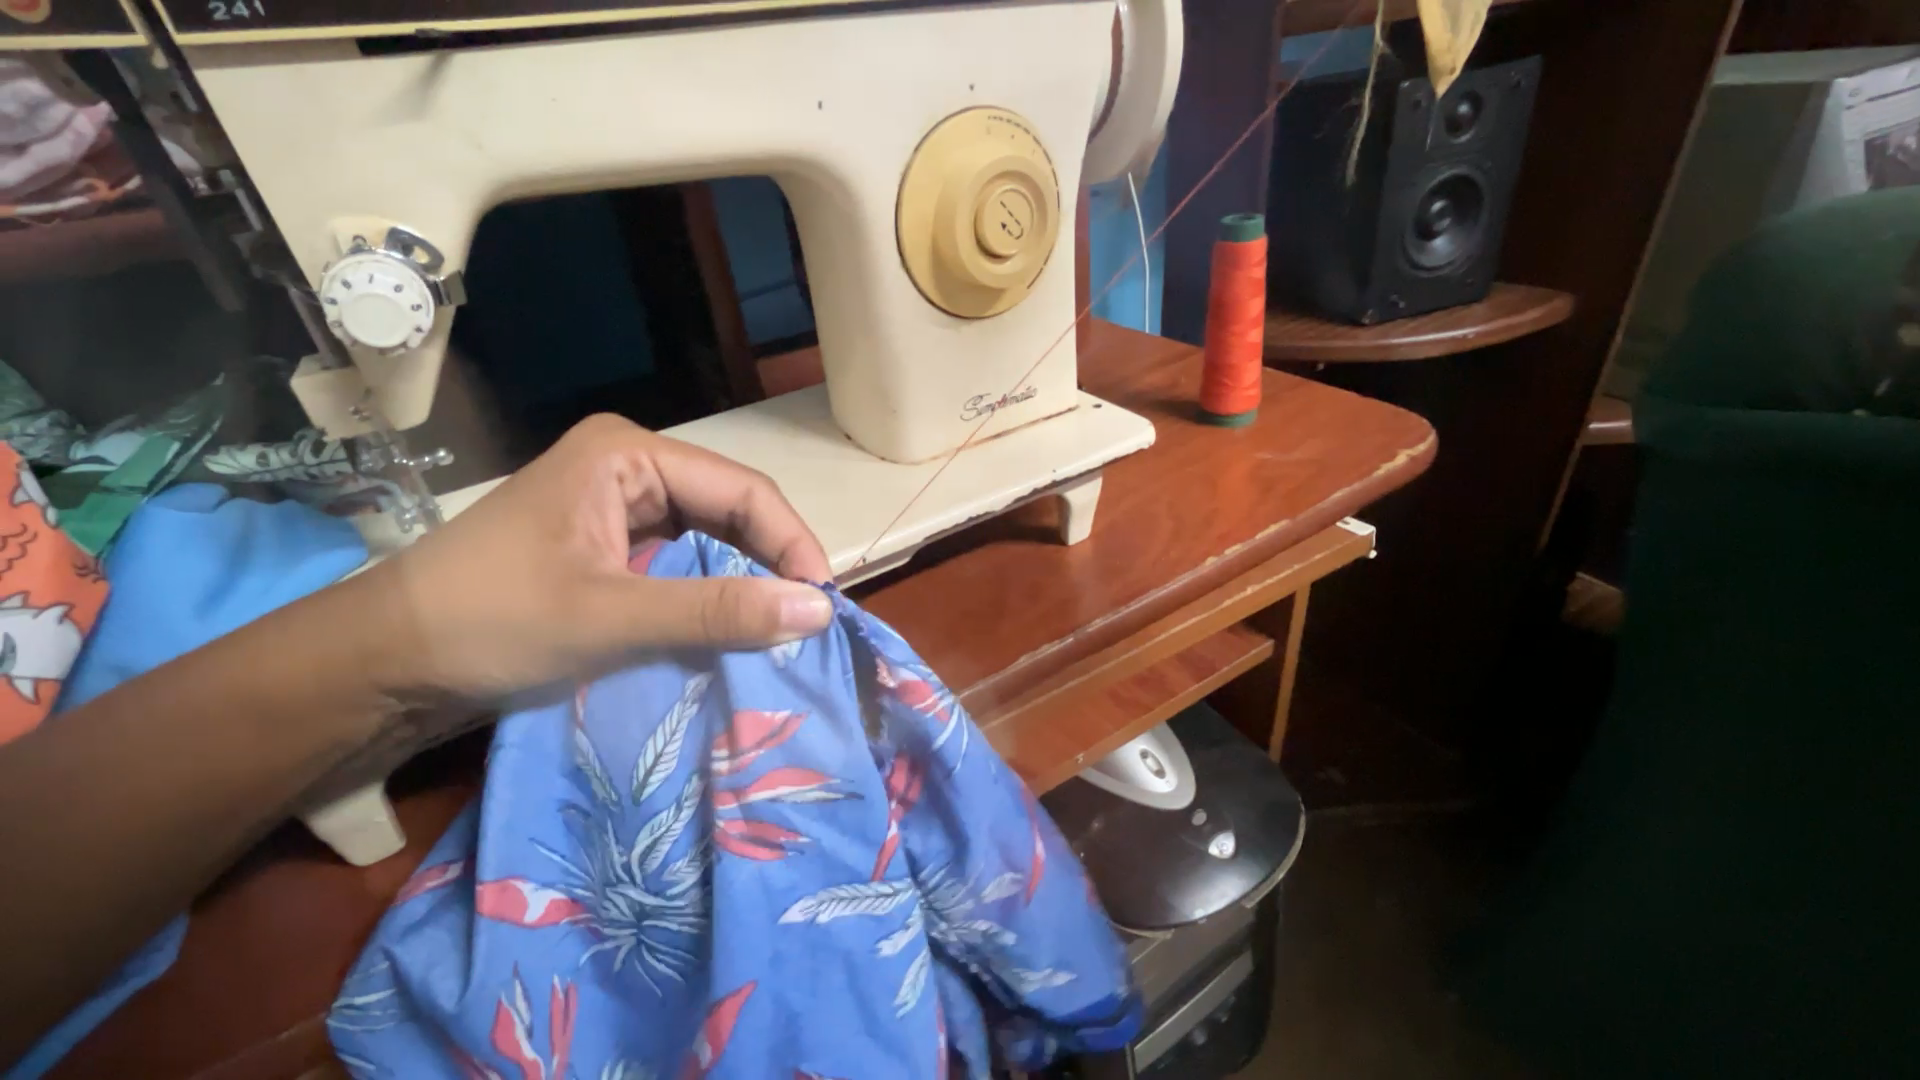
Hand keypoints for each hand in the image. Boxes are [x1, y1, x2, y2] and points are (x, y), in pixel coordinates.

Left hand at [356, 414, 832, 707]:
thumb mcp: (611, 617)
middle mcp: (629, 467)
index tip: (823, 606)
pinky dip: (707, 597)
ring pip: (708, 540)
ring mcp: (614, 507)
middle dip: (770, 563)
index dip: (792, 544)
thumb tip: (819, 611)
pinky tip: (728, 630)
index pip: (743, 490)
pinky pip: (678, 565)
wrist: (380, 664)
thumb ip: (718, 612)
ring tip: (778, 630)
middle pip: (729, 511)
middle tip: (806, 623)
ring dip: (742, 583)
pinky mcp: (605, 547)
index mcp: (628, 453)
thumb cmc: (488, 621)